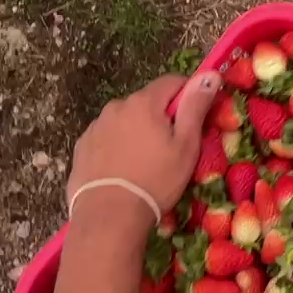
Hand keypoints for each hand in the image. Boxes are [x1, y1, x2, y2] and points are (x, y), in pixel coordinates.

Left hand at [66, 72, 220, 228]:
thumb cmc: (155, 180)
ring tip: (143, 163)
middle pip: (147, 101)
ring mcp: (96, 126)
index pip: (172, 82)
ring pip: (125, 119)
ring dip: (137, 130)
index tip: (194, 117)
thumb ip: (196, 106)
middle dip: (160, 116)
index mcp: (144, 102)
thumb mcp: (185, 145)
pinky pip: (107, 137)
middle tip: (169, 147)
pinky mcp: (82, 147)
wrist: (108, 217)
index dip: (187, 94)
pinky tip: (121, 170)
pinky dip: (116, 145)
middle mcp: (117, 106)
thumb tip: (209, 74)